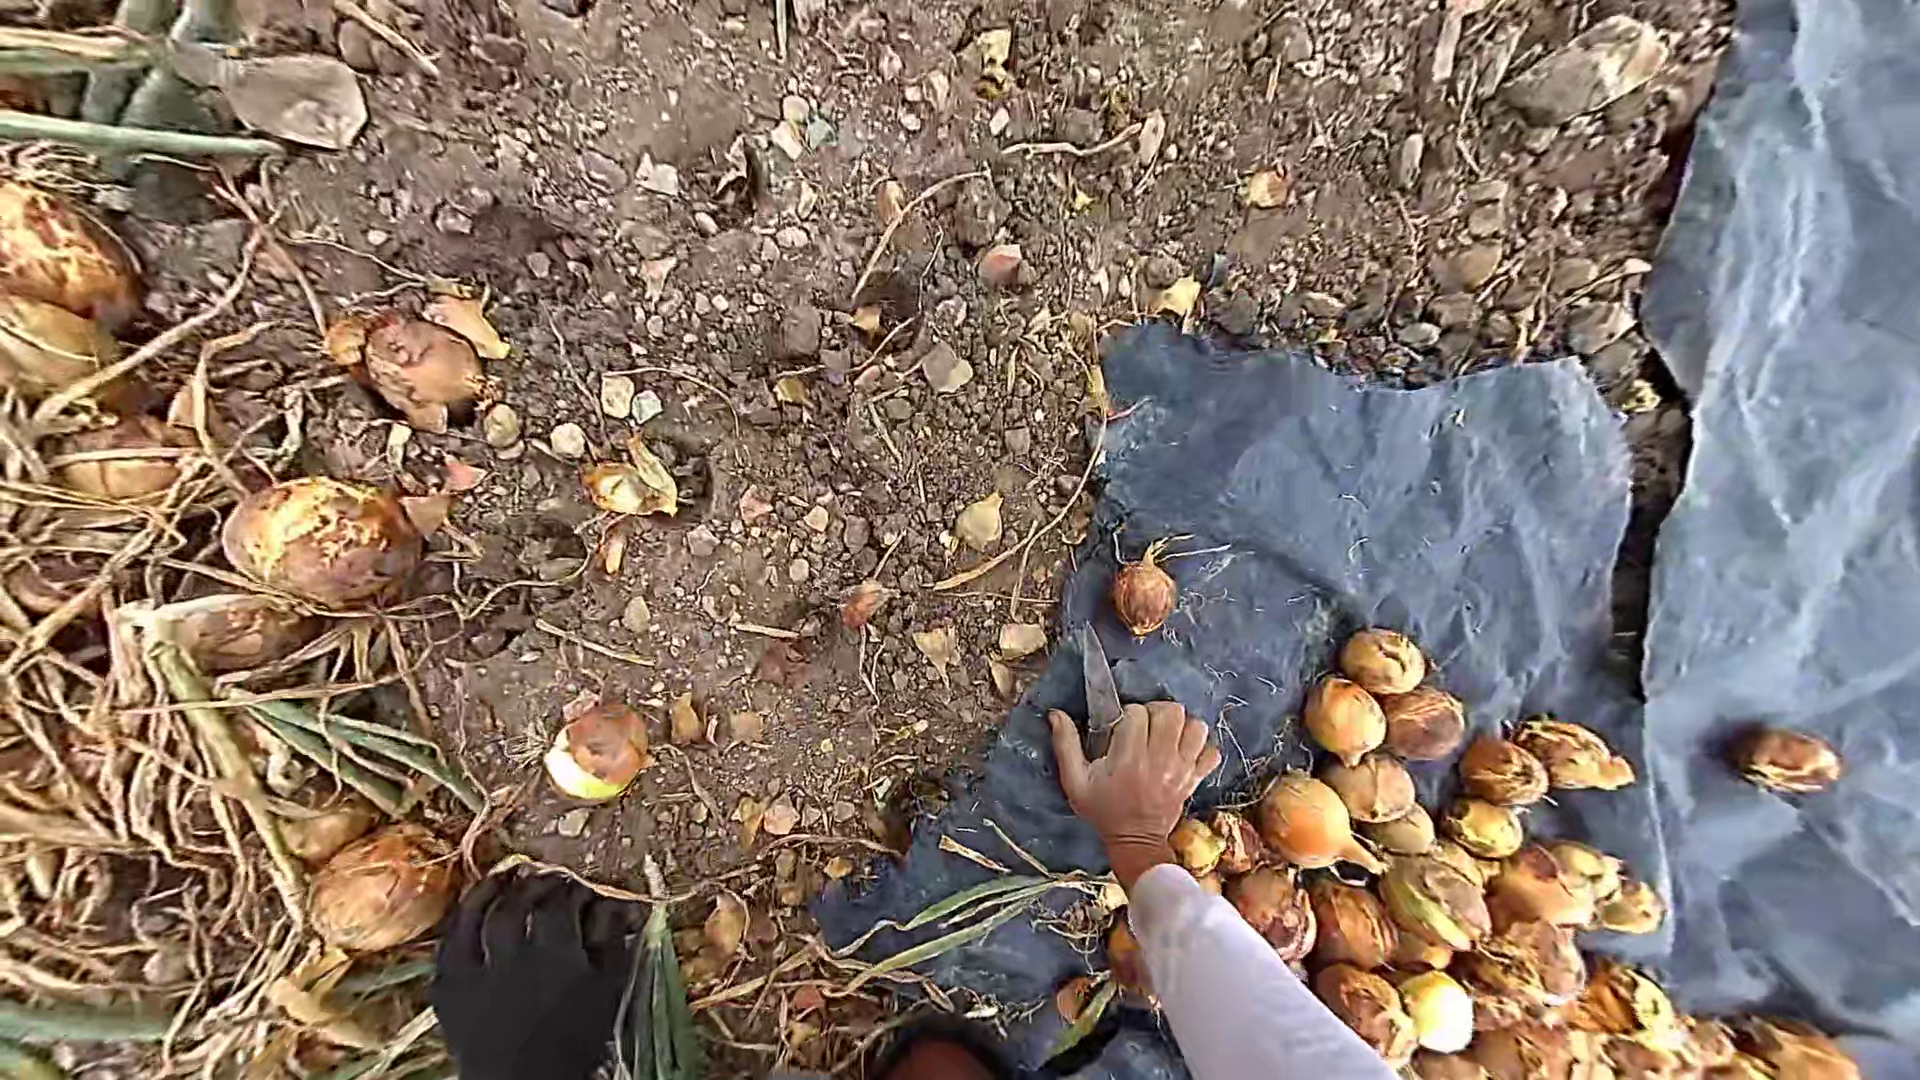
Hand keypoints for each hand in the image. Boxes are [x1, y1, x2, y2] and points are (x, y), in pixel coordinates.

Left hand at [431, 869, 635, 1079]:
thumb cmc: (582, 1033)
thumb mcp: (610, 981)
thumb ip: (613, 936)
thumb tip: (619, 901)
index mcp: (554, 955)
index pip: (559, 902)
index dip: (570, 887)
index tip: (581, 886)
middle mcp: (510, 961)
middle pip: (515, 904)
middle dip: (531, 882)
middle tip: (546, 874)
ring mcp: (474, 980)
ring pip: (473, 921)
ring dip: (488, 892)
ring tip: (504, 875)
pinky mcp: (449, 999)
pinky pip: (446, 951)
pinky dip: (458, 926)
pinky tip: (471, 912)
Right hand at [1049, 701, 1221, 889]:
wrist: (1136, 844)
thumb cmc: (1103, 810)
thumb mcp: (1075, 782)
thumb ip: (1065, 744)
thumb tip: (1056, 713)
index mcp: (1129, 758)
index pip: (1137, 713)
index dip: (1127, 714)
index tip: (1119, 729)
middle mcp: (1161, 759)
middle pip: (1172, 712)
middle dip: (1156, 712)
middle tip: (1144, 725)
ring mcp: (1183, 769)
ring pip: (1196, 727)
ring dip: (1180, 725)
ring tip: (1165, 734)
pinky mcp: (1195, 779)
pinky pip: (1211, 752)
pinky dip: (1200, 746)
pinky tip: (1183, 750)